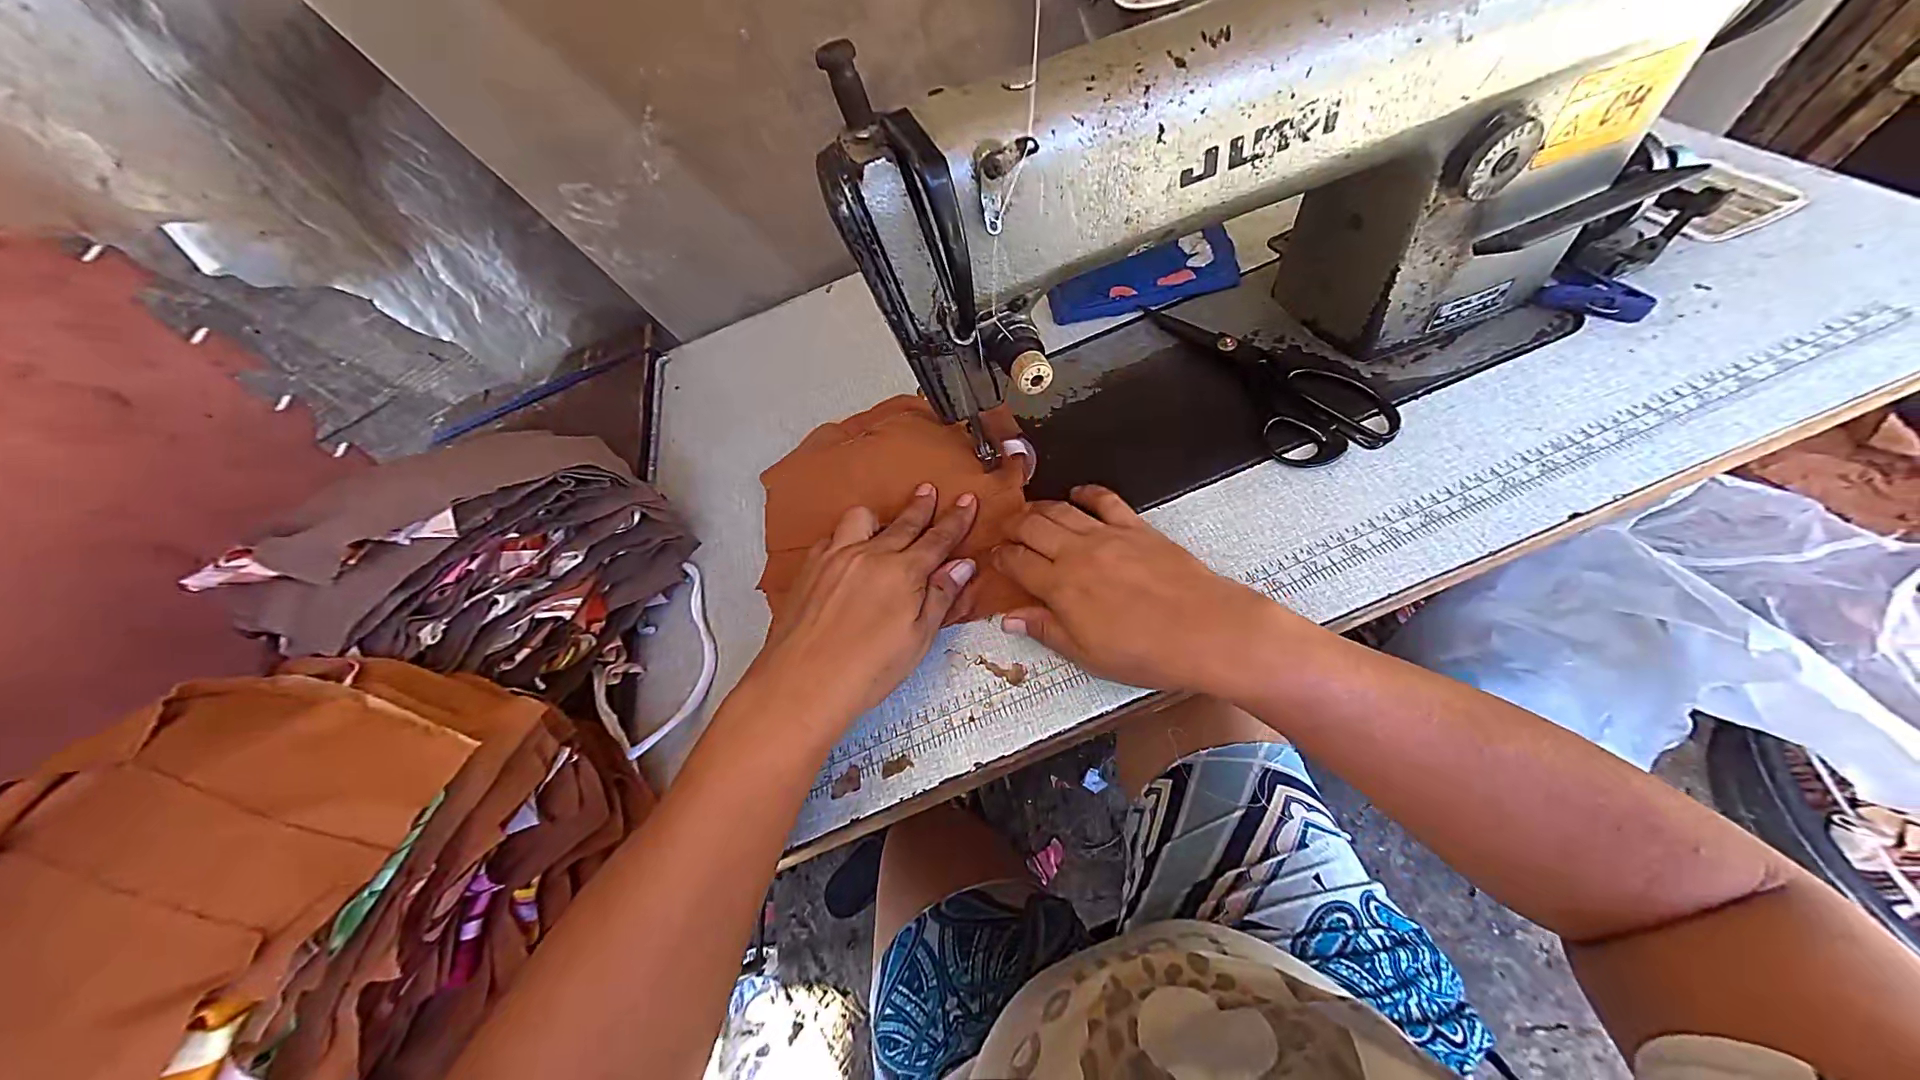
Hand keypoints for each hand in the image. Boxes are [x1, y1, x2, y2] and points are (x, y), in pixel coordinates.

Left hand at [743, 484, 978, 728]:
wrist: (803, 683)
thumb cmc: (864, 670)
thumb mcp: (918, 639)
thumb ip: (941, 597)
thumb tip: (961, 567)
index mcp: (902, 572)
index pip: (938, 538)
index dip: (955, 520)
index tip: (965, 503)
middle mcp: (869, 555)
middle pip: (904, 522)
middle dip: (922, 507)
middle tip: (930, 493)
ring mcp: (836, 558)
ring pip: (862, 519)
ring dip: (880, 516)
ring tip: (887, 520)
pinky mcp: (810, 568)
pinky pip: (832, 536)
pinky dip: (846, 535)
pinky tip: (848, 547)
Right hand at [991, 485, 1308, 697]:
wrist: (1208, 631)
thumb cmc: (1149, 651)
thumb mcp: (1088, 654)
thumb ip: (1046, 630)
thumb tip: (1011, 618)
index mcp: (1061, 587)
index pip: (1016, 562)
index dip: (1000, 557)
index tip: (994, 558)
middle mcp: (1078, 554)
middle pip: (1032, 526)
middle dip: (1012, 526)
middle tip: (1007, 531)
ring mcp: (1108, 536)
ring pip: (1061, 509)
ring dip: (1040, 507)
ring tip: (1031, 512)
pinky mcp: (1137, 528)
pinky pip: (1105, 500)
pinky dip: (1087, 493)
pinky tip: (1078, 493)